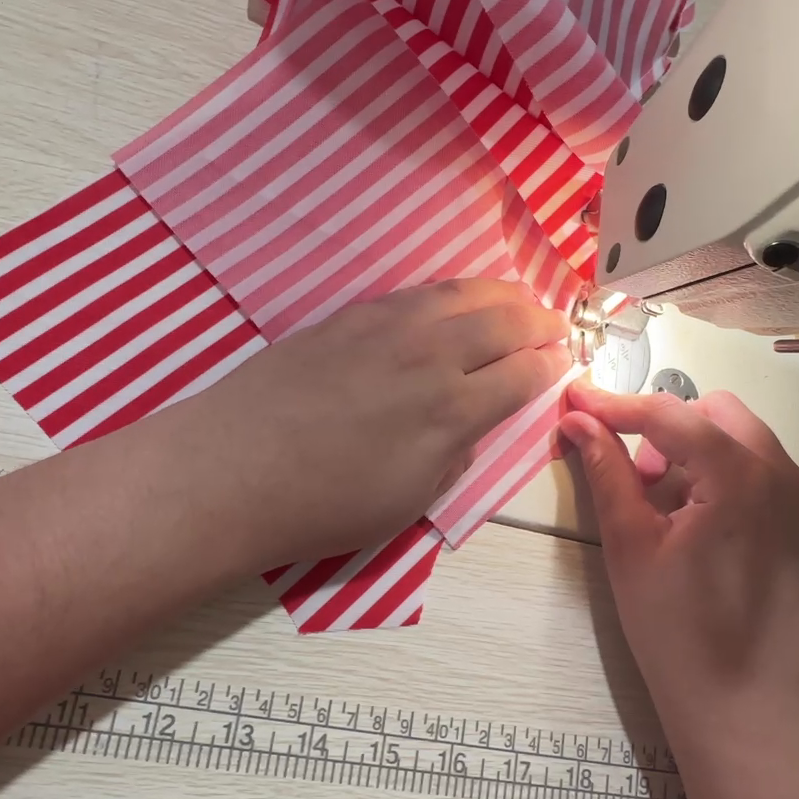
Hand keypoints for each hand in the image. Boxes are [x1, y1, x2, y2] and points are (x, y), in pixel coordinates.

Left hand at [153, 279, 570, 567]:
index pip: (524, 374)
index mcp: (452, 409)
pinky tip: (453, 301)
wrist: (232, 469)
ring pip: (462, 292)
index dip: (553, 367)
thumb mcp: (407, 502)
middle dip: (541, 320)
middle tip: (557, 326)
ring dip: (502, 293)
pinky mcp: (348, 315)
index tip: (566, 363)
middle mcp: (429, 354)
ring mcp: (386, 325)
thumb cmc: (322, 506)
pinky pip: (416, 292)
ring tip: (518, 300)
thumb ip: (452, 456)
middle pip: (504, 319)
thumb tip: (469, 424)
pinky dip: (451, 292)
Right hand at [559, 383, 798, 745]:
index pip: (669, 413)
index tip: (576, 399)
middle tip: (639, 479)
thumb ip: (606, 472)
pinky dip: (735, 485)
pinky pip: (773, 482)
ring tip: (675, 513)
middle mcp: (786, 476)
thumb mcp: (630, 546)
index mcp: (738, 475)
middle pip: (719, 414)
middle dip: (670, 428)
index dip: (616, 404)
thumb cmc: (675, 629)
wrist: (745, 709)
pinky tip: (713, 540)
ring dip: (703, 455)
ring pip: (750, 445)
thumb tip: (577, 420)